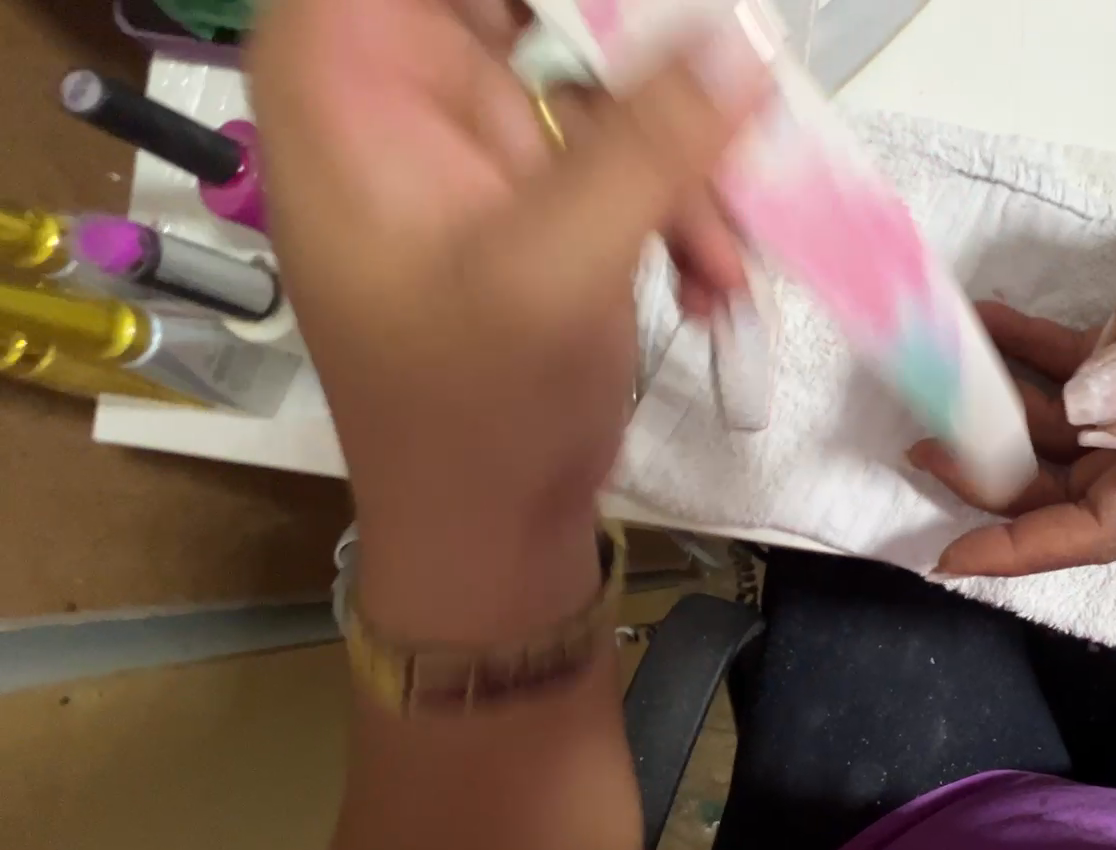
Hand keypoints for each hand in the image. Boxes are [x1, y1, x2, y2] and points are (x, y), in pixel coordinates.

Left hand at [250, 0, 765, 552]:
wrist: (494, 520)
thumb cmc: (485, 406)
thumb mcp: (561, 267)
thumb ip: (650, 144)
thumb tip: (747, 39)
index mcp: (357, 66)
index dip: (589, 2)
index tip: (690, 28)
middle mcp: (414, 87)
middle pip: (556, 17)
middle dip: (660, 95)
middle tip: (733, 142)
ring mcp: (485, 153)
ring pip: (616, 102)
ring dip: (689, 185)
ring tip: (725, 270)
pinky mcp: (544, 209)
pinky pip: (632, 173)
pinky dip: (683, 223)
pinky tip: (710, 285)